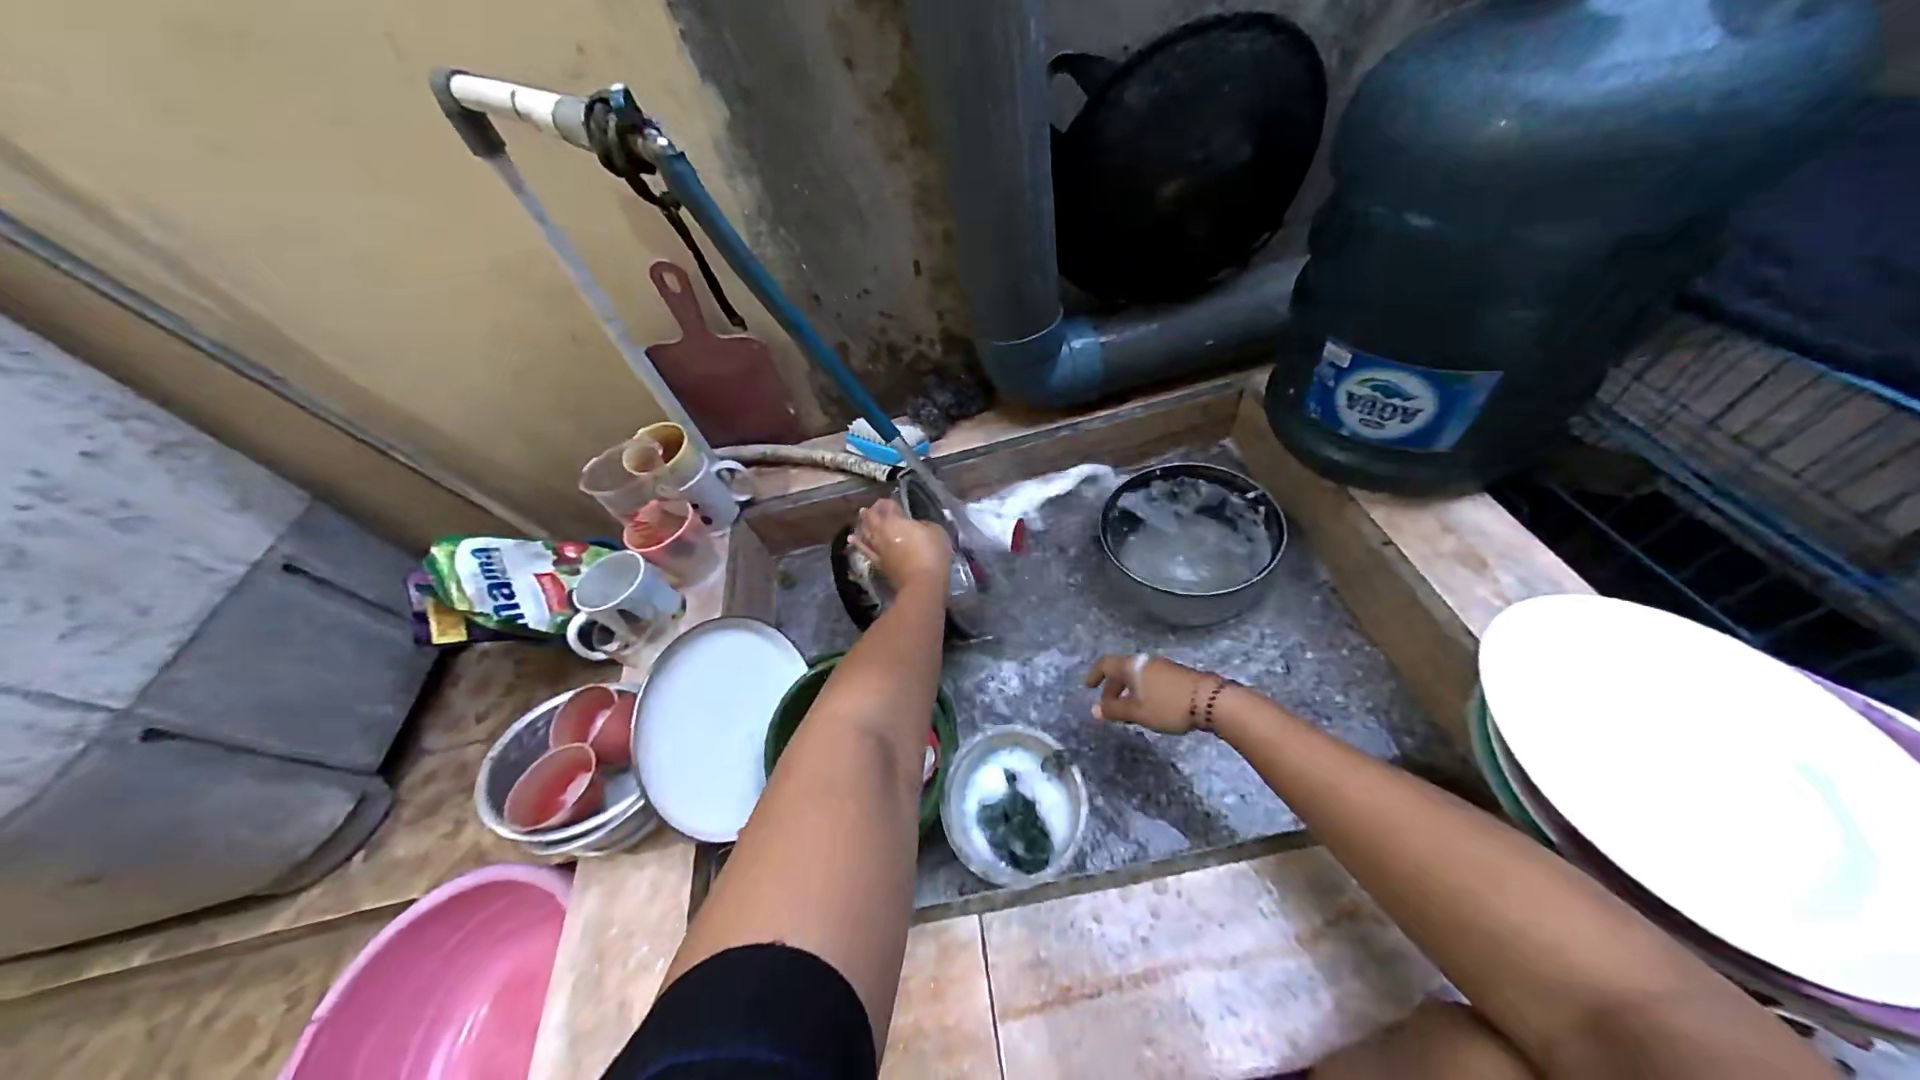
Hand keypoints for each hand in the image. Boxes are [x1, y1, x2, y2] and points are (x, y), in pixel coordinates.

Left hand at [851, 498, 952, 593]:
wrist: (922, 584)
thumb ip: (924, 525)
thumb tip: (917, 526)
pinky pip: (864, 550)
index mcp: (895, 520)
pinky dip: (857, 543)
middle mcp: (881, 532)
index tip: (892, 502)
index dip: (888, 502)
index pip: (887, 505)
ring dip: (862, 523)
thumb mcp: (936, 532)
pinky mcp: (877, 564)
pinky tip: (851, 539)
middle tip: (873, 508)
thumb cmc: (931, 554)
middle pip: (871, 517)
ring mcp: (877, 548)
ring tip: (861, 518)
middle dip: (872, 511)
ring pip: (865, 532)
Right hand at [1083, 654, 1220, 734]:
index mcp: (1131, 666)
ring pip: (1137, 675)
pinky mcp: (1177, 674)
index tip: (1088, 686)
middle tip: (1108, 705)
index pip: (1105, 663)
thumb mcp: (1137, 712)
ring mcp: (1163, 666)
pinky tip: (1149, 706)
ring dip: (1128, 690)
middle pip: (1121, 669)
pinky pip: (1150, 679)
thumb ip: (1114, 710)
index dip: (1094, 674)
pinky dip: (1142, 690)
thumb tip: (1094, 709)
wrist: (1210, 701)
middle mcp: (1145, 661)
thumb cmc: (1167, 705)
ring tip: (1129, 709)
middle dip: (1112, 687)